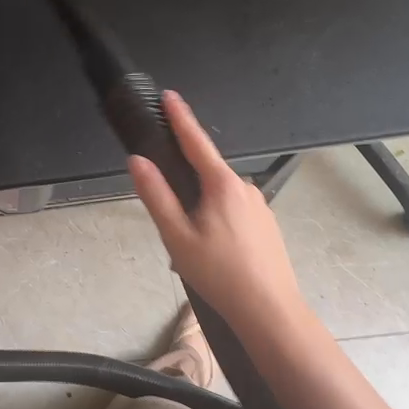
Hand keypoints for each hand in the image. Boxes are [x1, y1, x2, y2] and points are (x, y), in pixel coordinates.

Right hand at [129, 90, 304, 332]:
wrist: (271, 313)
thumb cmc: (220, 274)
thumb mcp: (177, 237)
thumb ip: (156, 195)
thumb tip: (137, 161)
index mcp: (222, 185)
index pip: (196, 142)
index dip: (180, 118)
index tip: (169, 95)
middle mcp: (245, 187)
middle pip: (207, 173)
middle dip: (185, 187)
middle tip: (171, 223)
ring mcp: (260, 206)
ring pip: (220, 197)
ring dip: (201, 211)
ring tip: (191, 251)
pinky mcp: (267, 226)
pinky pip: (234, 212)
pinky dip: (217, 223)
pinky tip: (213, 255)